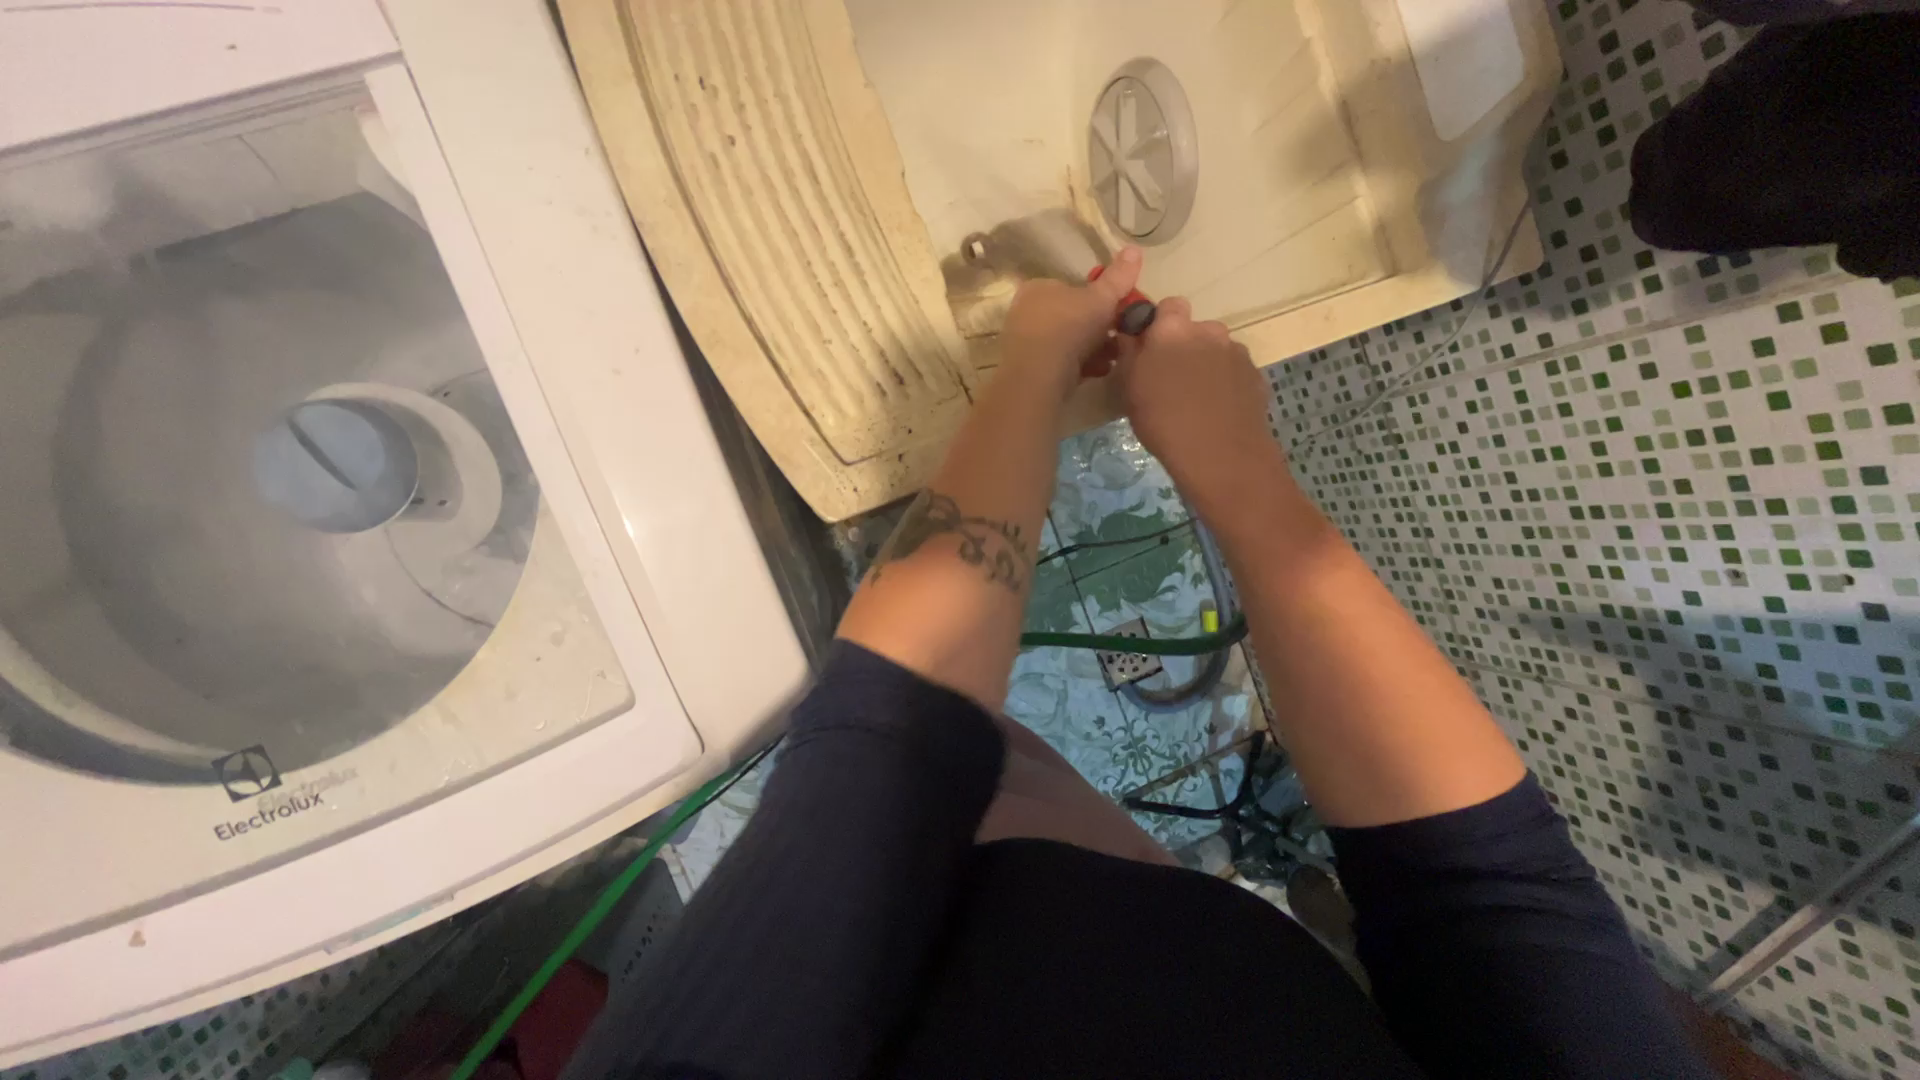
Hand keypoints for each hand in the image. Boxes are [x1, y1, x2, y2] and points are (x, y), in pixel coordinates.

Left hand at [996, 247, 1143, 402]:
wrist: (1040, 374)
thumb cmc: (1070, 326)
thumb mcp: (1101, 298)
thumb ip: (1119, 276)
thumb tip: (1134, 249)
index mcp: (1038, 288)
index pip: (1072, 288)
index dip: (1097, 300)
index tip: (1118, 313)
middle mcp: (1026, 312)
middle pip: (1071, 317)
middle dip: (1098, 329)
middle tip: (1121, 338)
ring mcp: (1025, 343)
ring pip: (1067, 342)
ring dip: (1093, 350)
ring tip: (1113, 358)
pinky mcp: (1029, 369)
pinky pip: (1060, 363)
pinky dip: (1080, 366)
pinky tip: (1098, 372)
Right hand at [1112, 298, 1289, 520]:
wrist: (1219, 455)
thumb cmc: (1163, 420)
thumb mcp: (1130, 389)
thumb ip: (1128, 355)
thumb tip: (1128, 335)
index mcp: (1173, 329)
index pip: (1168, 305)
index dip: (1159, 324)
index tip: (1150, 349)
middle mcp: (1208, 331)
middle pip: (1194, 329)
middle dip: (1184, 346)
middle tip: (1171, 379)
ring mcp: (1236, 352)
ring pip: (1216, 350)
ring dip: (1206, 364)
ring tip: (1196, 399)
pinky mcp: (1255, 374)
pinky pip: (1233, 370)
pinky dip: (1225, 382)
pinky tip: (1216, 410)